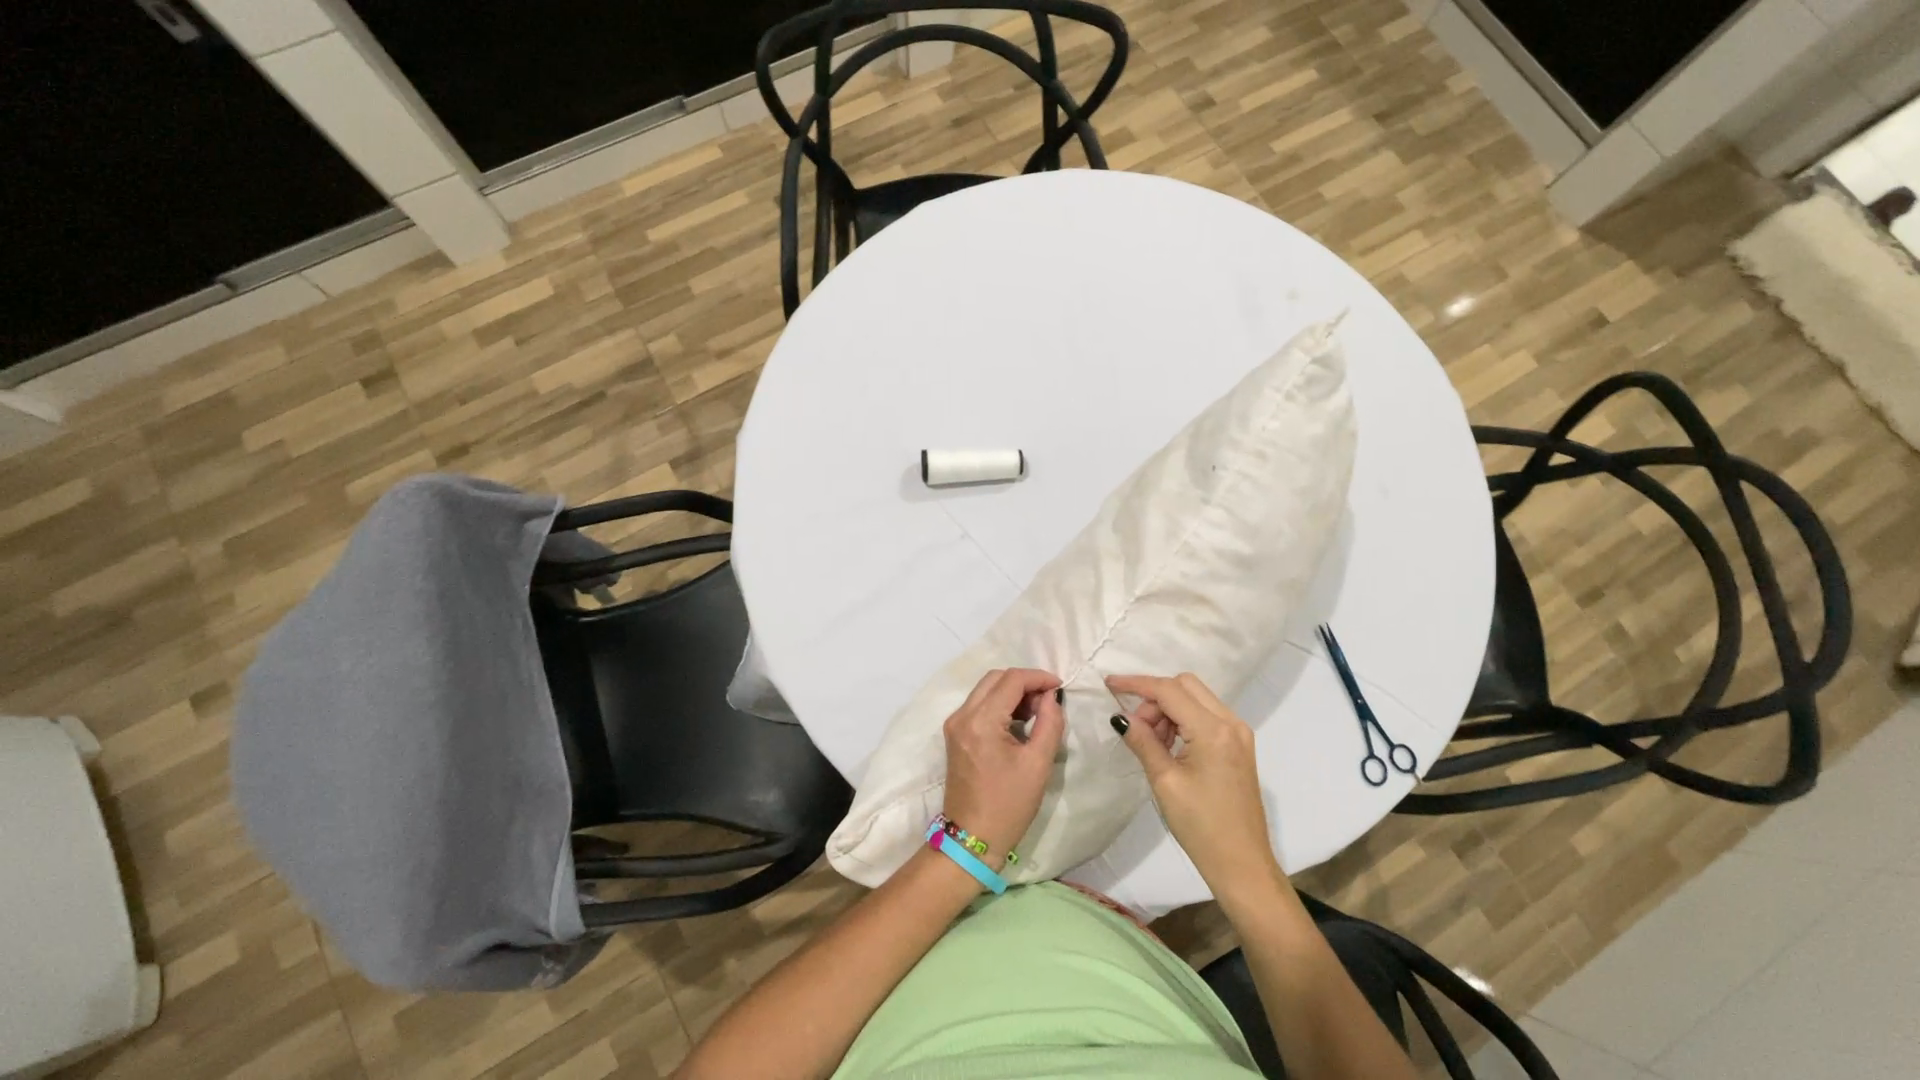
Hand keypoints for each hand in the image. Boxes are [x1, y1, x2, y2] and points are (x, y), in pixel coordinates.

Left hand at [940, 668, 1066, 869]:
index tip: (1060, 689)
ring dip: (1012, 693)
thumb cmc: (1008, 805)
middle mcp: (962, 716)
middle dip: (1025, 683)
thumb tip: (1052, 697)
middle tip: (1049, 701)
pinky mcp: (954, 735)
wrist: (972, 839)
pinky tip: (1019, 723)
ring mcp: (954, 725)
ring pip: (986, 690)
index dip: (1039, 678)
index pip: (1011, 680)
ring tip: (1037, 713)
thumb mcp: (1038, 763)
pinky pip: (979, 706)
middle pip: (995, 679)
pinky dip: (1000, 705)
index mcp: (981, 721)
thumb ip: (1049, 723)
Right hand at [1107, 673, 1286, 909]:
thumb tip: (1121, 716)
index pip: (1169, 690)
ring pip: (1196, 698)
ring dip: (1169, 709)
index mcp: (1213, 730)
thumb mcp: (1165, 782)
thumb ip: (1143, 742)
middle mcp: (1231, 723)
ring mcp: (1239, 733)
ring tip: (1151, 742)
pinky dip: (1184, 720)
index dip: (1137, 684)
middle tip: (1136, 727)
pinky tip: (1169, 746)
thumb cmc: (1201, 826)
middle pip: (1186, 686)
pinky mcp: (1239, 745)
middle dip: (1155, 698)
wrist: (1242, 863)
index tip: (1109, 684)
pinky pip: (1206, 715)